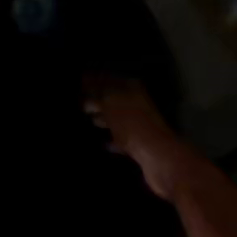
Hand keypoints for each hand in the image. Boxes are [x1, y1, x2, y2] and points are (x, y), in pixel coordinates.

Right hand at [85, 76, 201, 200]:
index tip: (78, 83)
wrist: (158, 158)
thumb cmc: (133, 126)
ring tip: (88, 118)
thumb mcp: (111, 106)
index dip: (93, 81)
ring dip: (104, 118)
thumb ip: (96, 97)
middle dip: (97, 99)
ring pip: (117, 117)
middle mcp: (136, 102)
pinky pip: (122, 138)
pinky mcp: (139, 145)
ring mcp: (139, 123)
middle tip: (78, 101)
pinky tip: (102, 143)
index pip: (108, 79)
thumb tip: (85, 93)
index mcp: (131, 88)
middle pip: (113, 98)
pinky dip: (112, 139)